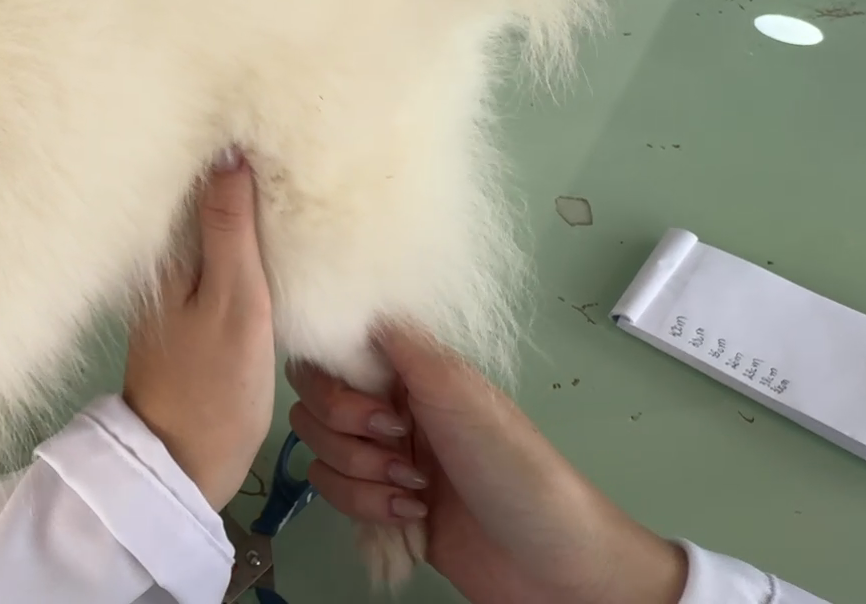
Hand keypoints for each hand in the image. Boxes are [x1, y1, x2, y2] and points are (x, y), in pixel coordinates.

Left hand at [123, 149, 276, 509]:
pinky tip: (261, 229)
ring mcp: (172, 282)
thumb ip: (228, 229)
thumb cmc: (212, 378)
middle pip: (196, 196)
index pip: (190, 176)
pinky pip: (212, 254)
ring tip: (276, 164)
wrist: (184, 457)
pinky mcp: (188, 305)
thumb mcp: (233, 300)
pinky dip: (234, 237)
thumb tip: (226, 153)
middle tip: (273, 129)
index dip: (219, 144)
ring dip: (234, 201)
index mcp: (166, 248)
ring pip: (205, 224)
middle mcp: (162, 257)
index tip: (251, 111)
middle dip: (227, 166)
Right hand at [288, 326, 687, 603]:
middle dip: (344, 429)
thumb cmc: (512, 465)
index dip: (330, 378)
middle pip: (309, 400)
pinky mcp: (372, 500)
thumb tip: (346, 298)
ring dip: (360, 472)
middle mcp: (378, 405)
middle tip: (397, 442)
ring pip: (314, 446)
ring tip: (414, 488)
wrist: (556, 567)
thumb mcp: (458, 390)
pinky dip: (364, 504)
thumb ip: (397, 341)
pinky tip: (410, 514)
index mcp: (396, 371)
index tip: (375, 400)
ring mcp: (374, 454)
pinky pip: (326, 488)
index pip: (323, 354)